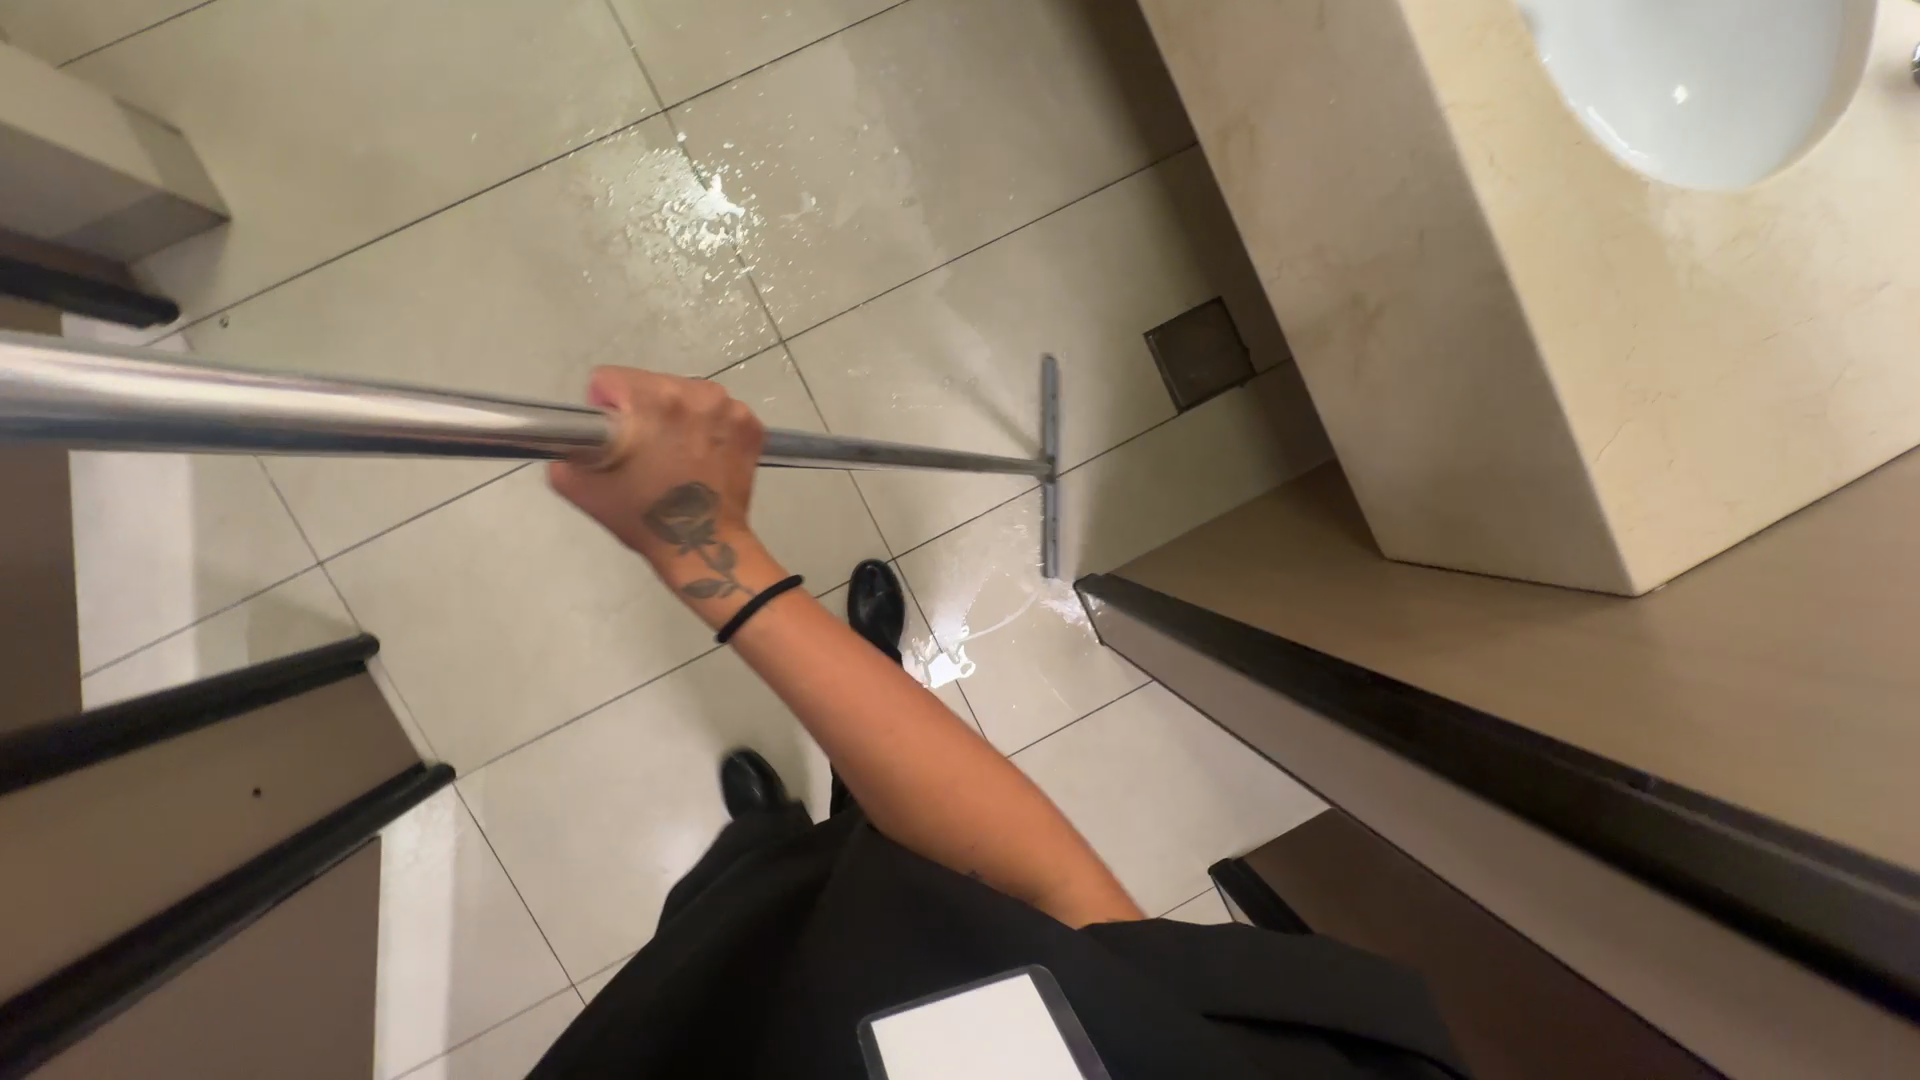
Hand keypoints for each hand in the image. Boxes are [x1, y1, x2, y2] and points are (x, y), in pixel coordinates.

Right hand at [549, 367, 786, 625]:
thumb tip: (576, 435)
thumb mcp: (580, 486)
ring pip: (687, 395)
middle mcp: (696, 392)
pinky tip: (704, 456)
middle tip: (647, 452)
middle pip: (652, 383)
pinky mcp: (752, 425)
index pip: (609, 379)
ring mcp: (731, 408)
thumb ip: (567, 448)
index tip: (613, 436)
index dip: (604, 408)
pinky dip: (709, 428)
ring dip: (678, 416)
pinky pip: (719, 412)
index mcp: (652, 400)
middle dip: (642, 411)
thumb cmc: (643, 517)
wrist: (704, 545)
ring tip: (677, 454)